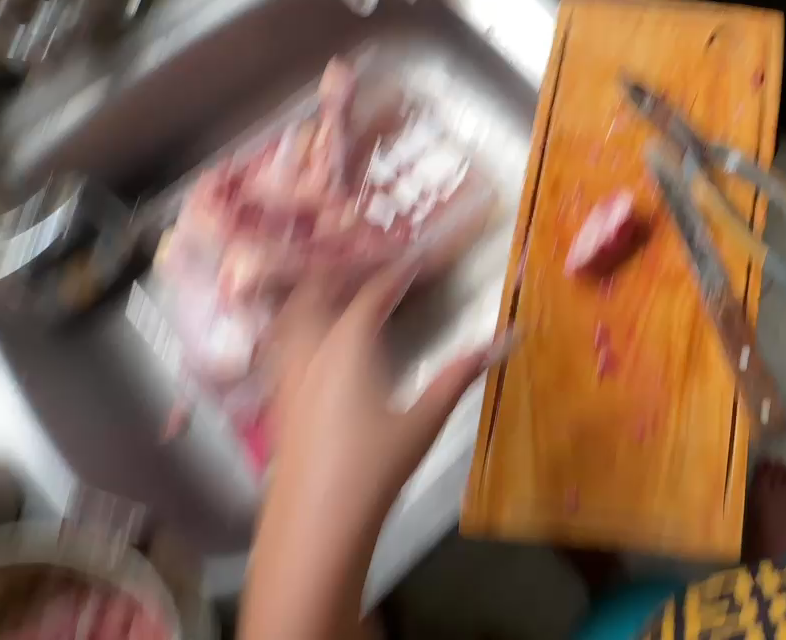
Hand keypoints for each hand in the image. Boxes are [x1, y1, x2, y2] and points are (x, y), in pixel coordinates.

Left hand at [269, 269, 495, 527]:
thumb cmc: (375, 469)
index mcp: (348, 346)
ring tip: (342, 293)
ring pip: (290, 317)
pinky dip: (298, 327)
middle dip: (344, 272)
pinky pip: (280, 345)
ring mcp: (287, 377)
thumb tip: (509, 337)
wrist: (314, 528)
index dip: (397, 271)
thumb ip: (462, 374)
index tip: (418, 257)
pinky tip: (316, 343)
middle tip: (375, 268)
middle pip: (316, 292)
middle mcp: (311, 351)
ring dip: (314, 297)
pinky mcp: (276, 402)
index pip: (374, 293)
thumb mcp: (425, 420)